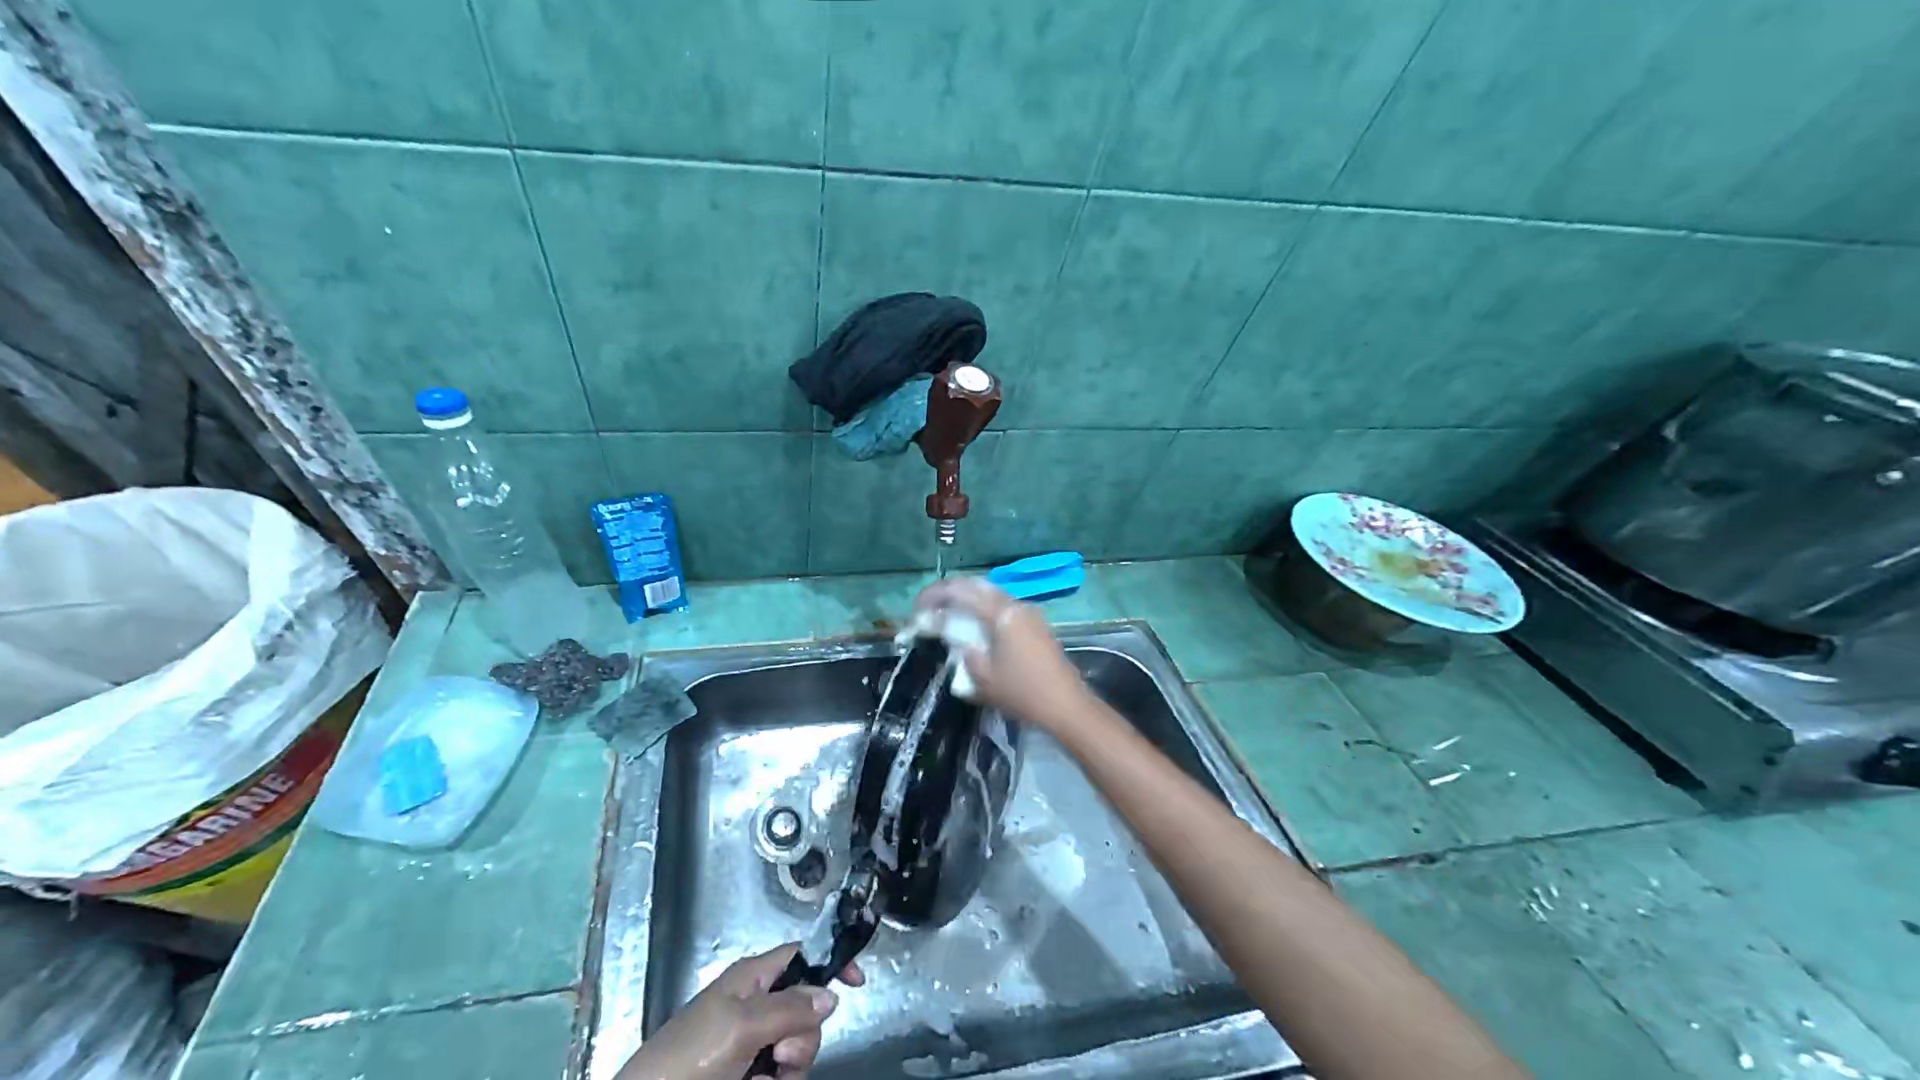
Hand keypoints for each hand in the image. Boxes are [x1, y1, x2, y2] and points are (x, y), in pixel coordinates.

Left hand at [615, 944, 863, 1079]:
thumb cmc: (690, 1057)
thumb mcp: (740, 1024)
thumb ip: (789, 1007)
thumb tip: (830, 995)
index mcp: (753, 978)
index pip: (803, 955)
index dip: (832, 961)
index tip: (858, 982)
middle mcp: (757, 1006)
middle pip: (808, 1008)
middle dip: (803, 1036)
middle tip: (777, 1057)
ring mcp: (753, 1044)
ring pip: (799, 1046)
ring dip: (792, 1066)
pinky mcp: (751, 1075)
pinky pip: (785, 1074)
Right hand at [913, 577, 1095, 733]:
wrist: (1067, 706)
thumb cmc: (1022, 692)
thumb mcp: (982, 675)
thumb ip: (961, 648)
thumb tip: (947, 632)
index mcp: (1001, 612)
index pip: (960, 591)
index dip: (934, 595)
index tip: (916, 608)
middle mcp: (1016, 604)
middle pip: (976, 586)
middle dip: (949, 593)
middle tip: (929, 608)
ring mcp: (1029, 612)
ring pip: (991, 594)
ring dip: (967, 600)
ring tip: (947, 615)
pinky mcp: (1036, 624)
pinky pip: (1002, 606)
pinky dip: (983, 609)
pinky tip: (973, 625)